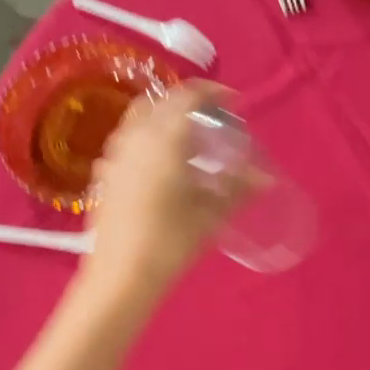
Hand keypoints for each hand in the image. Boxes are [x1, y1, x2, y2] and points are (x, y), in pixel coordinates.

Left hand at [85, 82, 249, 297]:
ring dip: (164, 121)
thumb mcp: (210, 215)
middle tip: (209, 121)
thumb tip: (265, 179)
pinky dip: (147, 142)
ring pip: (140, 121)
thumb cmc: (170, 243)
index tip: (232, 103)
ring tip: (185, 143)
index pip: (189, 96)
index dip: (213, 93)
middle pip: (161, 102)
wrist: (121, 276)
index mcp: (164, 137)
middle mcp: (135, 137)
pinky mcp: (104, 177)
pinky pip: (127, 144)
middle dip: (187, 104)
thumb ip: (237, 189)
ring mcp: (114, 155)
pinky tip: (159, 168)